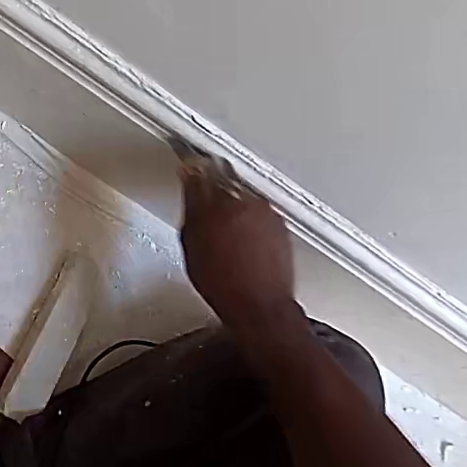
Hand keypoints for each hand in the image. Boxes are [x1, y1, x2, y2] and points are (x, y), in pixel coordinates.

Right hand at [177, 155, 297, 327]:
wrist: (259, 307)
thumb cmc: (223, 281)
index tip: (185, 160)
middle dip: (211, 185)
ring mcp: (267, 213)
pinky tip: (236, 240)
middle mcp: (248, 202)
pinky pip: (256, 212)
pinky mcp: (281, 227)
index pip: (202, 169)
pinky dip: (245, 219)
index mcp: (221, 202)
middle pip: (225, 180)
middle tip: (198, 200)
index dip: (191, 164)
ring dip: (230, 203)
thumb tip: (189, 181)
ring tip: (218, 229)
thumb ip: (190, 205)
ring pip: (242, 196)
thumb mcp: (190, 242)